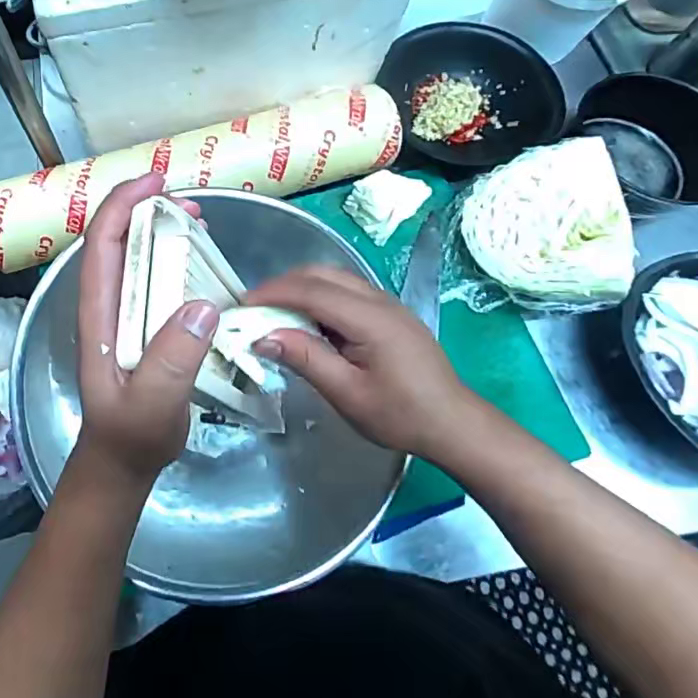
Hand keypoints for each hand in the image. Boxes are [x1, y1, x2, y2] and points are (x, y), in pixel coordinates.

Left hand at [73, 173, 218, 486]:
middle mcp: (108, 306)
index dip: (121, 206)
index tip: (155, 182)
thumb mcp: (152, 405)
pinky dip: (173, 257)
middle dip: (145, 209)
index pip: (100, 245)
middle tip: (189, 202)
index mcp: (100, 316)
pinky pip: (154, 278)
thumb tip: (201, 307)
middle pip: (116, 241)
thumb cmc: (131, 435)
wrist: (123, 461)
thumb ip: (171, 362)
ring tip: (197, 219)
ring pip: (135, 256)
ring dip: (160, 229)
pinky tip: (199, 258)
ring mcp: (124, 314)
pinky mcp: (143, 325)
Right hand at [244, 266, 484, 456]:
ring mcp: (386, 303)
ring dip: (300, 288)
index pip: (312, 291)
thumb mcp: (347, 393)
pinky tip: (306, 321)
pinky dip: (317, 296)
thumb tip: (264, 337)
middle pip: (321, 274)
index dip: (273, 293)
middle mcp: (379, 300)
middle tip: (254, 308)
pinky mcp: (389, 313)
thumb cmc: (400, 414)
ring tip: (273, 313)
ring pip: (334, 278)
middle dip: (283, 285)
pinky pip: (345, 291)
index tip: (243, 305)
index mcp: (370, 319)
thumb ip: (306, 358)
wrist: (454, 423)